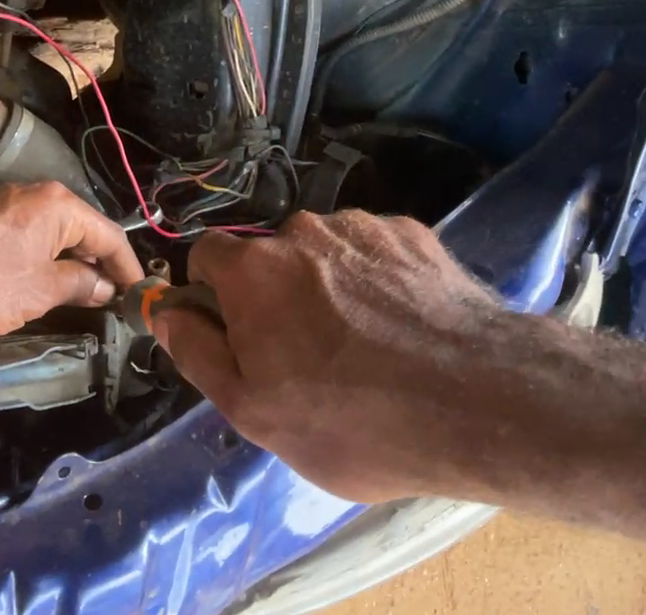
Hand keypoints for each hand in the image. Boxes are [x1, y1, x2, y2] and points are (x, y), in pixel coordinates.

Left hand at [0, 182, 142, 337]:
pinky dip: (39, 257)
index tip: (139, 293)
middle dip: (98, 263)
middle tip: (111, 297)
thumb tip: (103, 285)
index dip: (127, 267)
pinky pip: (25, 234)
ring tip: (77, 294)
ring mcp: (4, 201)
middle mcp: (35, 194)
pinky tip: (35, 280)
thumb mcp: (39, 291)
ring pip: (51, 232)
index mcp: (59, 206)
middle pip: (80, 229)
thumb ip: (77, 285)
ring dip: (67, 261)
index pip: (109, 234)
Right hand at [154, 210, 560, 503]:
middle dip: (275, 295)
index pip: (206, 255)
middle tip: (308, 355)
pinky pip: (374, 251)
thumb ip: (196, 351)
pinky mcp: (413, 233)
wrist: (481, 401)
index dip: (215, 295)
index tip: (239, 335)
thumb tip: (164, 310)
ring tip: (367, 345)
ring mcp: (361, 226)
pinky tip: (404, 325)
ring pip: (324, 252)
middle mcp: (300, 230)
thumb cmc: (352, 418)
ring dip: (328, 285)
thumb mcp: (252, 410)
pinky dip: (377, 279)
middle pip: (269, 256)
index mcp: (252, 268)